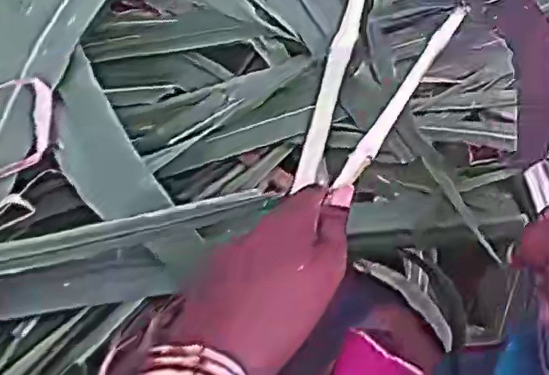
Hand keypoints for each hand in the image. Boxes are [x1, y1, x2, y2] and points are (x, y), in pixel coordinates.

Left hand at [171, 185, 354, 374]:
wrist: (216, 361)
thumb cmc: (277, 319)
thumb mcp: (329, 270)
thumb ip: (337, 227)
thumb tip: (341, 197)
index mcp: (291, 218)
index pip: (316, 191)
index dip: (329, 204)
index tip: (334, 220)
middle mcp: (258, 226)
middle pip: (288, 216)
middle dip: (300, 235)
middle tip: (310, 267)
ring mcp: (229, 250)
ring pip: (263, 240)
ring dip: (273, 254)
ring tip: (281, 289)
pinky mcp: (207, 275)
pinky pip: (239, 263)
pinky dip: (248, 275)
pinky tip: (255, 300)